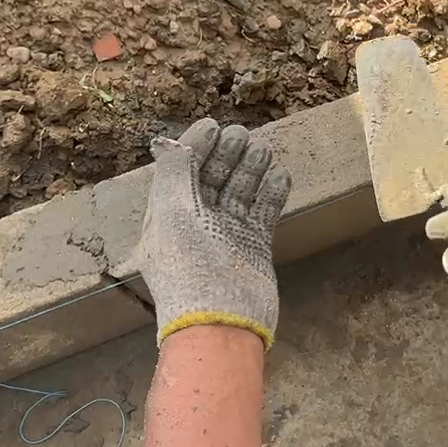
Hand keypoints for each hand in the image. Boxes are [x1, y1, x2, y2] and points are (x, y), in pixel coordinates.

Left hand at [134, 118, 290, 347]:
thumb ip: (174, 174)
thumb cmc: (189, 266)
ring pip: (239, 192)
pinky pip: (263, 212)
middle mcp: (196, 223)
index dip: (195, 146)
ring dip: (250, 169)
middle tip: (241, 134)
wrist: (221, 321)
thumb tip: (173, 144)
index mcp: (168, 216)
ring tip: (263, 149)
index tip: (213, 125)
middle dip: (225, 154)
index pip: (180, 172)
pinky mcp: (254, 246)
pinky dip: (272, 193)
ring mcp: (227, 235)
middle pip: (212, 179)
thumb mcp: (171, 213)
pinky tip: (280, 174)